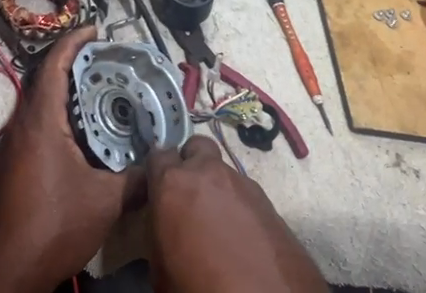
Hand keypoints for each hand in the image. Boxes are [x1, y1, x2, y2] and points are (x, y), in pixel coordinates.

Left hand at [0, 27, 143, 292]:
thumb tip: (163, 162)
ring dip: (65, 88)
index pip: (53, 65)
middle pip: (44, 77)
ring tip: (100, 88)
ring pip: (40, 101)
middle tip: (105, 58)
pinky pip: (38, 121)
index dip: (73, 42)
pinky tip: (83, 129)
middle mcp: (23, 124)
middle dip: (72, 62)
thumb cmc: (56, 225)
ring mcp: (15, 143)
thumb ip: (136, 178)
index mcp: (41, 121)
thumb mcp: (106, 202)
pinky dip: (60, 113)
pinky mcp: (14, 162)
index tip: (94, 28)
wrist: (12, 267)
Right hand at [145, 136, 326, 292]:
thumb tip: (163, 226)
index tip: (157, 187)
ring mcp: (241, 184)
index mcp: (172, 183)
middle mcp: (206, 174)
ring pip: (223, 171)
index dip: (156, 170)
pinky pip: (245, 193)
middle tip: (188, 194)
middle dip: (191, 163)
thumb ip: (158, 229)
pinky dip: (240, 205)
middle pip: (196, 146)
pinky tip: (242, 234)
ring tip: (219, 220)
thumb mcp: (159, 265)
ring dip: (217, 186)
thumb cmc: (199, 284)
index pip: (157, 154)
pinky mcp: (268, 201)